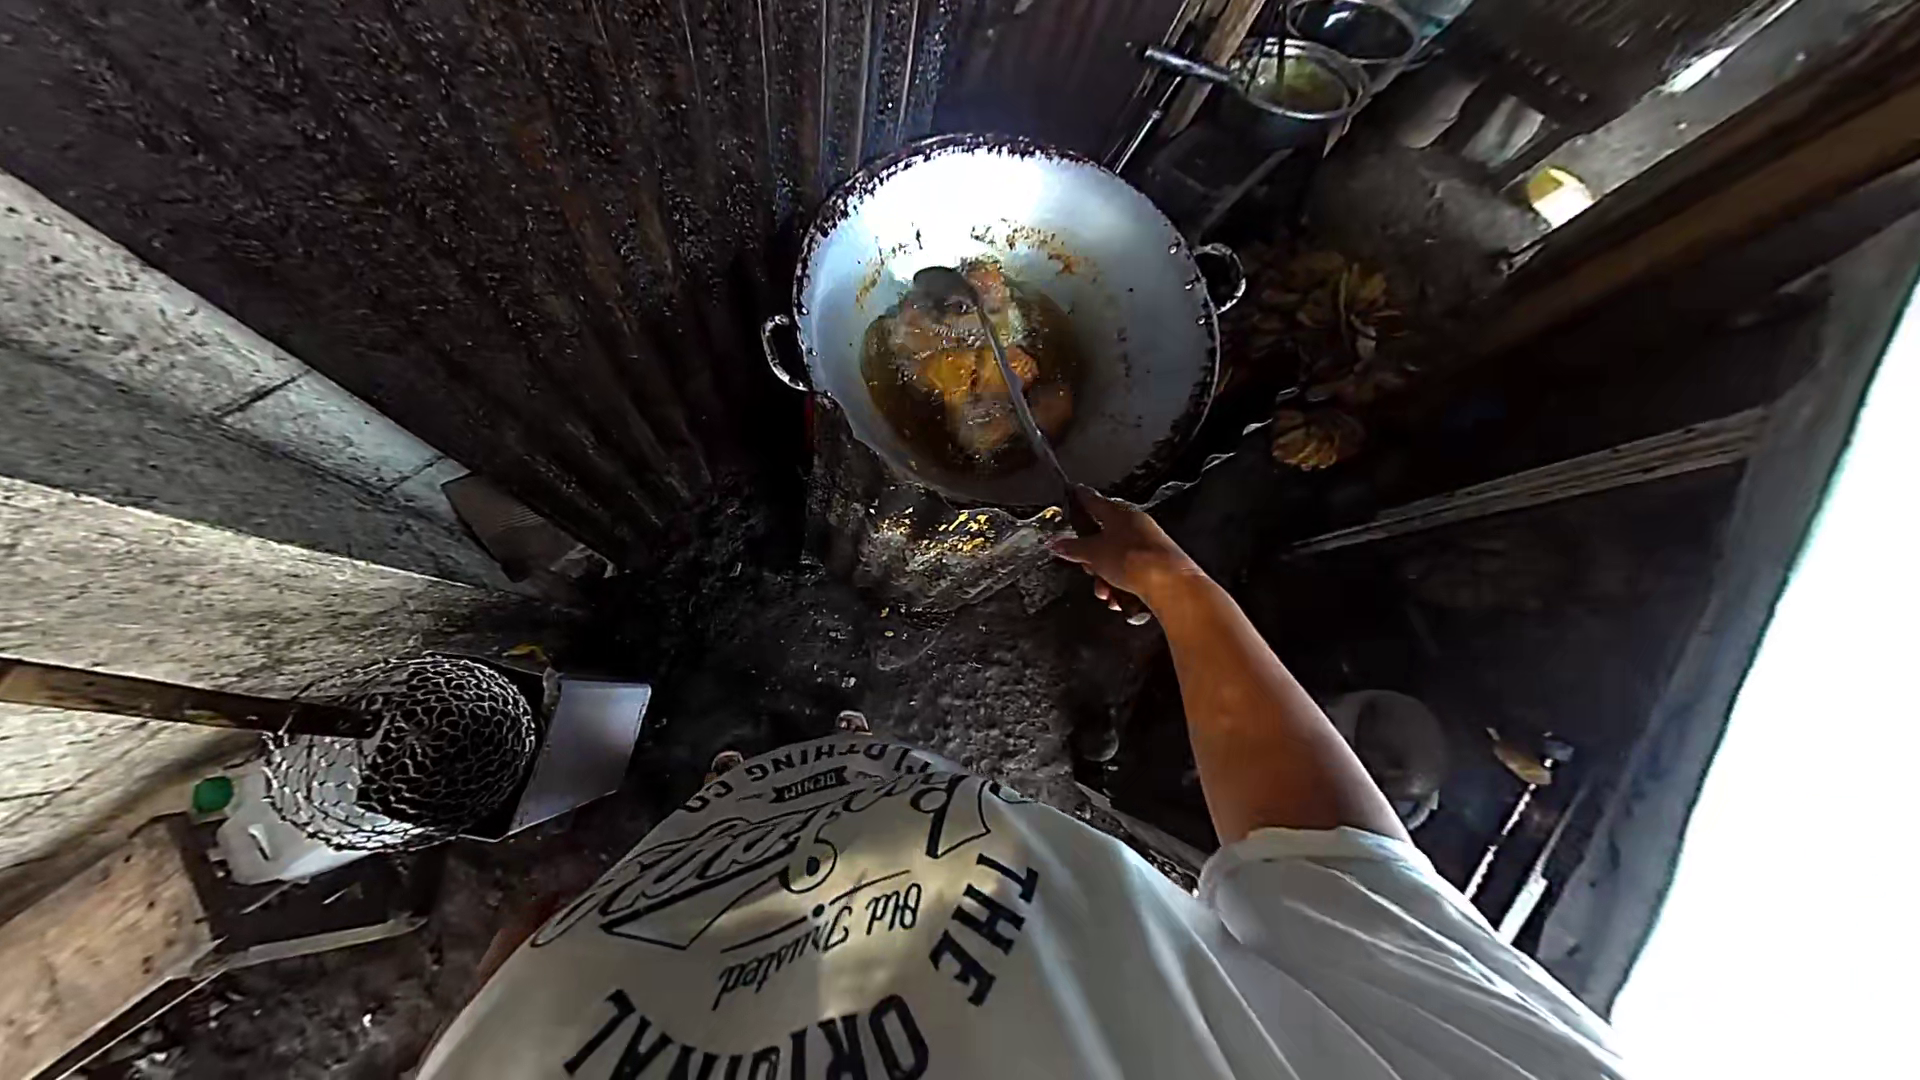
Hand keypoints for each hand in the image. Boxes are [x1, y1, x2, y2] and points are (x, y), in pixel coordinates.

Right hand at [1048, 490, 1203, 615]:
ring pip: (1115, 561)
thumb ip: (1072, 548)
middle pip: (1102, 538)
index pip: (1093, 500)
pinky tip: (1119, 601)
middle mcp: (1134, 525)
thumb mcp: (1093, 553)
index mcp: (1119, 513)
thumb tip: (1054, 543)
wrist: (1170, 584)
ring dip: (1106, 580)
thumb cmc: (1132, 559)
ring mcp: (1146, 545)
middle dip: (1092, 560)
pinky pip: (1130, 574)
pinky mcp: (1156, 566)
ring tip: (1106, 594)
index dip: (1080, 498)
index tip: (1073, 491)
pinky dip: (1122, 587)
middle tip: (1089, 570)